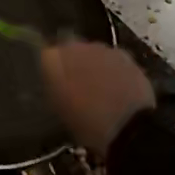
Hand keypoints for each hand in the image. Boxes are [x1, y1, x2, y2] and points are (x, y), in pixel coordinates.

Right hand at [40, 41, 155, 155]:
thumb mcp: (59, 111)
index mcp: (50, 59)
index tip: (55, 86)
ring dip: (92, 65)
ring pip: (91, 53)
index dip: (50, 72)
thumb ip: (53, 90)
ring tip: (99, 87)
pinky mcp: (123, 53)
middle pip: (68, 50)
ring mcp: (99, 48)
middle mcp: (72, 46)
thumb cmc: (88, 125)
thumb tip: (54, 84)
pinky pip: (111, 59)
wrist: (131, 128)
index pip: (44, 58)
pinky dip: (112, 69)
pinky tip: (118, 87)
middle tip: (77, 86)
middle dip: (72, 64)